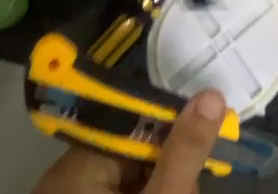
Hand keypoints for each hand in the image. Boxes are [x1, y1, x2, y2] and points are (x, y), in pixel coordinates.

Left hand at [31, 90, 227, 193]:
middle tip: (191, 187)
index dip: (172, 125)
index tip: (205, 132)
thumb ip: (185, 151)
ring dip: (160, 183)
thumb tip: (212, 94)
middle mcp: (66, 180)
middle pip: (132, 150)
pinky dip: (144, 192)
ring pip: (128, 177)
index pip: (133, 122)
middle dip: (169, 165)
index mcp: (77, 167)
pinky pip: (115, 192)